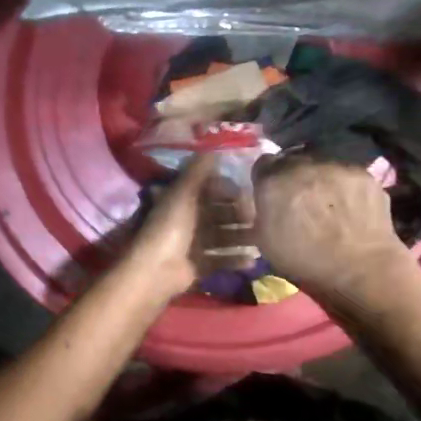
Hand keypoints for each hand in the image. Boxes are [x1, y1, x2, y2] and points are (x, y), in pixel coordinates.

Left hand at [125, 154, 254, 298]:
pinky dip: (235, 259)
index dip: (228, 190)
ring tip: (263, 239)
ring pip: (223, 237)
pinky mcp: (198, 265)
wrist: (157, 270)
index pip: (210, 190)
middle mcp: (188, 219)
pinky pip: (221, 260)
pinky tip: (252, 260)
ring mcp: (193, 243)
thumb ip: (198, 171)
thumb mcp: (184, 193)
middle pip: (219, 214)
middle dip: (239, 215)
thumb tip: (214, 150)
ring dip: (241, 237)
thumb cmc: (172, 227)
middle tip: (261, 218)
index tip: (248, 192)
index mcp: (183, 199)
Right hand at [254, 157, 413, 300]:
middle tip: (301, 200)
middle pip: (293, 161)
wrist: (360, 269)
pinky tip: (351, 207)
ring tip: (329, 204)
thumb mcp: (265, 241)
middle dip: (294, 177)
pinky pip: (347, 175)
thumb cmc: (305, 262)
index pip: (263, 164)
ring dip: (321, 179)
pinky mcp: (363, 174)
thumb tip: (269, 202)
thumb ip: (263, 211)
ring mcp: (336, 166)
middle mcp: (302, 165)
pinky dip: (346, 187)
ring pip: (322, 166)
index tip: (273, 194)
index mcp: (272, 182)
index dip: (267, 179)